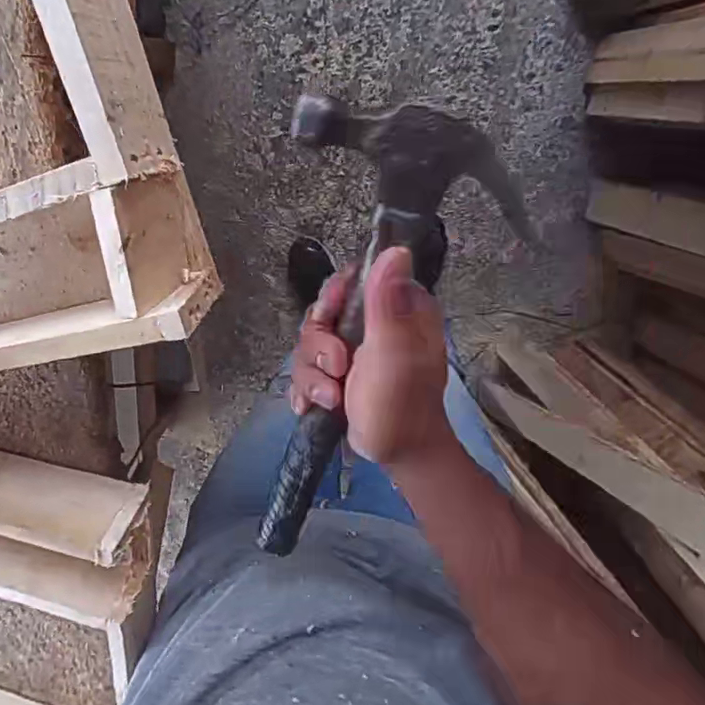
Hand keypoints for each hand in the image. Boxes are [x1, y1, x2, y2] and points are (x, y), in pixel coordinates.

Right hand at [291, 246, 455, 466]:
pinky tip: (315, 406)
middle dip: (318, 349)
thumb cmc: (401, 405)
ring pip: (307, 346)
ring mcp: (350, 351)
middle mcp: (370, 325)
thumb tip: (394, 250)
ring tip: (331, 399)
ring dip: (312, 376)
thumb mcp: (393, 352)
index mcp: (393, 309)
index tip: (328, 323)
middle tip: (336, 370)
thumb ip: (386, 303)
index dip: (330, 301)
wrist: (396, 454)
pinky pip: (303, 370)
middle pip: (319, 317)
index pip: (348, 283)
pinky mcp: (334, 375)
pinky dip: (305, 389)